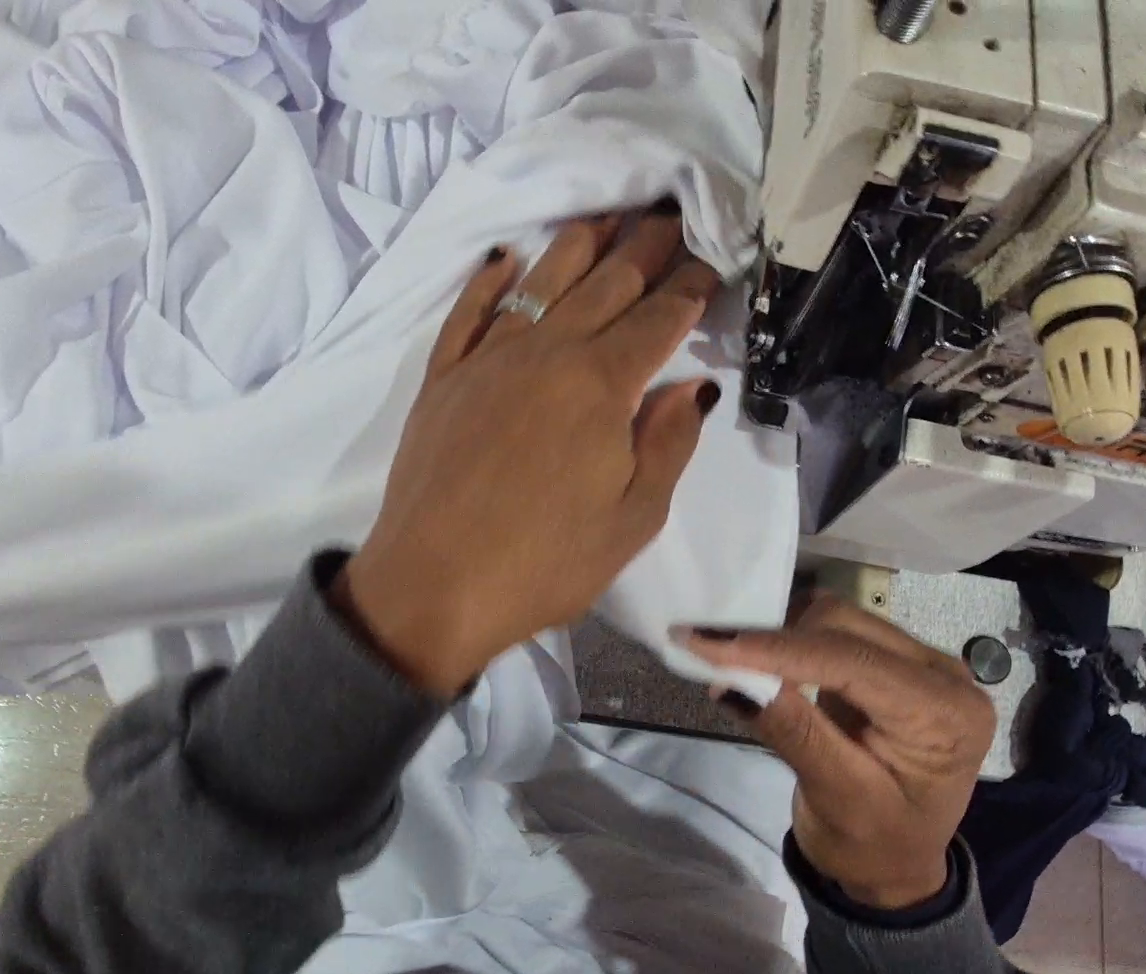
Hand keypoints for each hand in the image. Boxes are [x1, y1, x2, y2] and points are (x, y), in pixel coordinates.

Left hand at [338, 208, 723, 695]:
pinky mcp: (441, 379)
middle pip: (606, 284)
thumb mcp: (633, 520)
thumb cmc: (544, 564)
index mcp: (601, 385)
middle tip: (671, 214)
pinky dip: (488, 281)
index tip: (713, 258)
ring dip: (578, 244)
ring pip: (541, 282)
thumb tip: (693, 385)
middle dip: (645, 248)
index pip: (659, 318)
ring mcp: (487, 361)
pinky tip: (504, 259)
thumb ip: (668, 444)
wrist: (432, 587)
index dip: (691, 285)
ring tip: (605, 216)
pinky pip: (467, 313)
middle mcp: (546, 354)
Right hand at [681, 594, 995, 908]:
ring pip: (832, 617)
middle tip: (705, 649)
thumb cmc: (875, 843)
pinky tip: (752, 656)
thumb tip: (734, 679)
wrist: (892, 864)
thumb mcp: (837, 797)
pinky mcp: (885, 661)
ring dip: (775, 630)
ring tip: (725, 652)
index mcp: (946, 711)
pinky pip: (829, 631)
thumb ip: (794, 731)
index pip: (850, 660)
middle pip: (843, 624)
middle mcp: (940, 673)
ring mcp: (914, 662)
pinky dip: (785, 638)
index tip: (703, 642)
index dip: (774, 647)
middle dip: (772, 633)